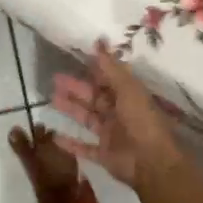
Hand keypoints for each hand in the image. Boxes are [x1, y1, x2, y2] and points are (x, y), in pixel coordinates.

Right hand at [50, 46, 182, 190]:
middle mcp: (118, 114)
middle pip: (93, 98)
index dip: (92, 70)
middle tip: (55, 79)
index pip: (107, 80)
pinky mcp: (104, 155)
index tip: (75, 59)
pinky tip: (54, 136)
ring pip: (87, 119)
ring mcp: (111, 135)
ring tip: (51, 99)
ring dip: (71, 109)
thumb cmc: (141, 120)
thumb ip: (110, 67)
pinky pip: (84, 148)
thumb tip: (99, 40)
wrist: (151, 162)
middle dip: (75, 89)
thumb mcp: (127, 89)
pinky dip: (70, 143)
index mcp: (127, 96)